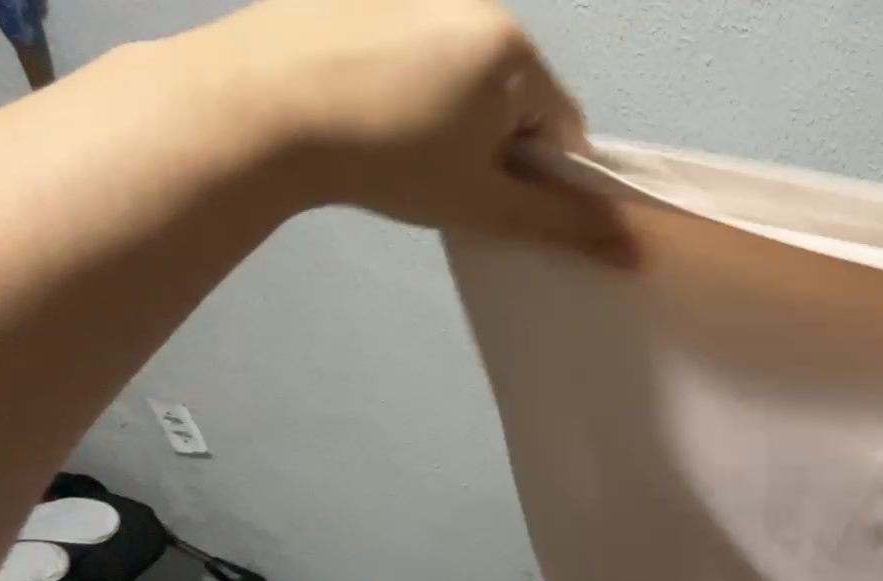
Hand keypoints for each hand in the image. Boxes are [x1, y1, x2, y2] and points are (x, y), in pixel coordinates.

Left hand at [186, 0, 634, 264]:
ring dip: (457, 115)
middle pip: (518, 97)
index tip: (502, 199)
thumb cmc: (390, 160)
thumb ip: (570, 226)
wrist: (245, 110)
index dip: (544, 177)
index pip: (564, 129)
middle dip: (501, 142)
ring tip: (404, 144)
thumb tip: (637, 253)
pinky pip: (415, 48)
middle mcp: (469, 3)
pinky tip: (369, 110)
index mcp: (512, 48)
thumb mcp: (491, 206)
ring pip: (466, 73)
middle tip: (452, 177)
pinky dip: (410, 83)